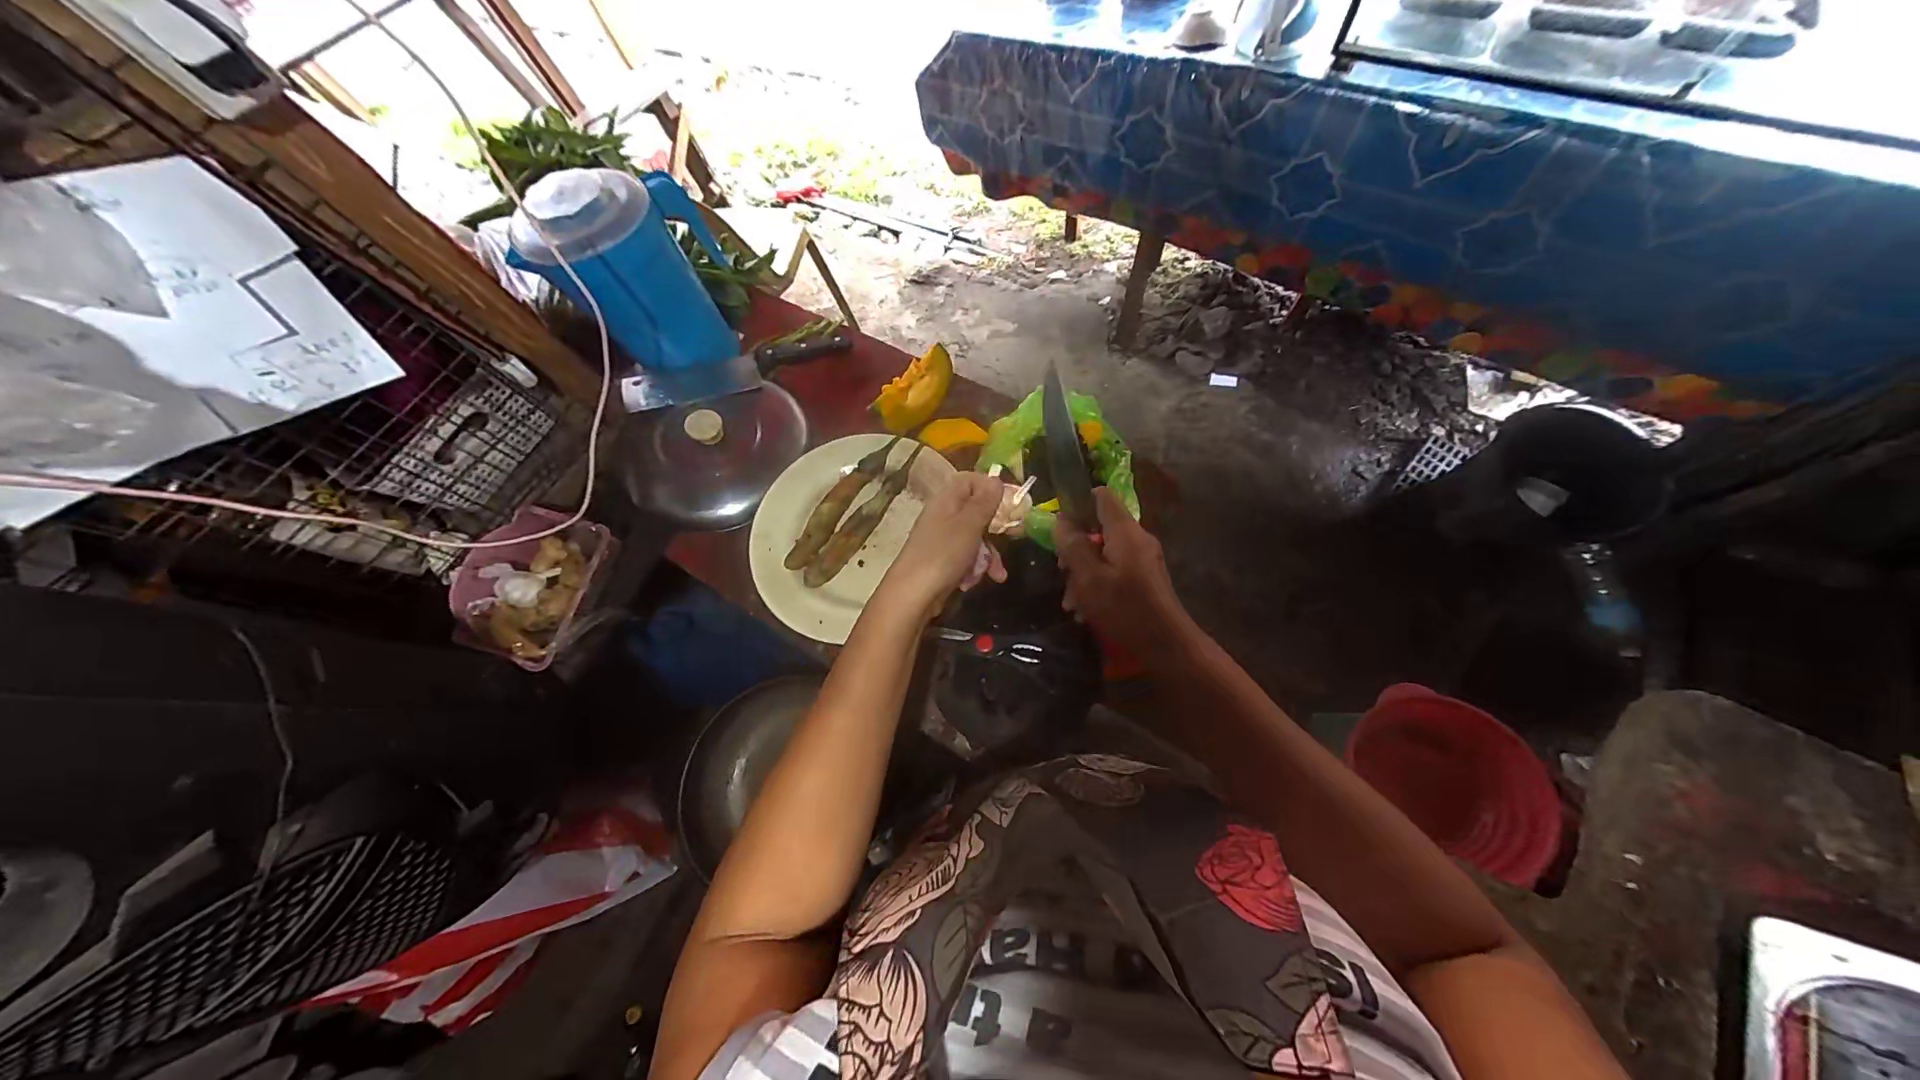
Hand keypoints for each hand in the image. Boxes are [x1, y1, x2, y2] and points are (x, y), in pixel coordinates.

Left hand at [872, 471, 1006, 619]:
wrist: (912, 596)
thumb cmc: (943, 555)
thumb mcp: (969, 525)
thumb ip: (985, 502)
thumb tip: (996, 479)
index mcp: (947, 500)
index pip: (971, 480)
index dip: (992, 488)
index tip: (1011, 502)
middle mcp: (944, 515)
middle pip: (977, 511)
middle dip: (996, 528)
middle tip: (1016, 534)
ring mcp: (942, 539)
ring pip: (976, 538)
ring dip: (988, 555)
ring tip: (994, 573)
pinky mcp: (943, 561)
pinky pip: (966, 557)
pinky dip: (974, 568)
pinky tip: (972, 582)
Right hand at [1056, 487, 1193, 654]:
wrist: (1166, 647)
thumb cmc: (1124, 608)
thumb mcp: (1088, 577)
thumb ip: (1073, 545)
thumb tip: (1061, 520)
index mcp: (1125, 531)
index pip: (1102, 496)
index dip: (1077, 504)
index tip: (1058, 527)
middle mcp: (1137, 540)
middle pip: (1099, 528)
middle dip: (1075, 549)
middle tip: (1061, 572)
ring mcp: (1143, 560)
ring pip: (1104, 553)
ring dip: (1083, 574)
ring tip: (1070, 603)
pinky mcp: (1144, 580)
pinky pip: (1114, 571)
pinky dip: (1097, 585)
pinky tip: (1085, 611)